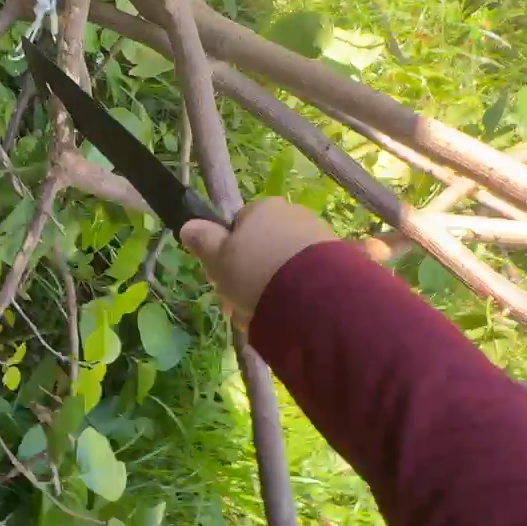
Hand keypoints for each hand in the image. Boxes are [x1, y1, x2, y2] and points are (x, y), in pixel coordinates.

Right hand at [179, 198, 336, 320]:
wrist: (312, 295)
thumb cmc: (254, 271)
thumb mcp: (217, 258)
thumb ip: (202, 240)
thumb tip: (188, 225)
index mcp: (262, 209)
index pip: (236, 227)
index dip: (225, 255)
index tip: (220, 280)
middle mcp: (292, 214)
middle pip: (260, 247)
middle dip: (247, 276)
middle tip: (237, 305)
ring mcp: (318, 235)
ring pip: (282, 264)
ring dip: (269, 287)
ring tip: (262, 316)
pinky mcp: (338, 259)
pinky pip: (306, 276)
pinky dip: (295, 293)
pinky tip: (288, 313)